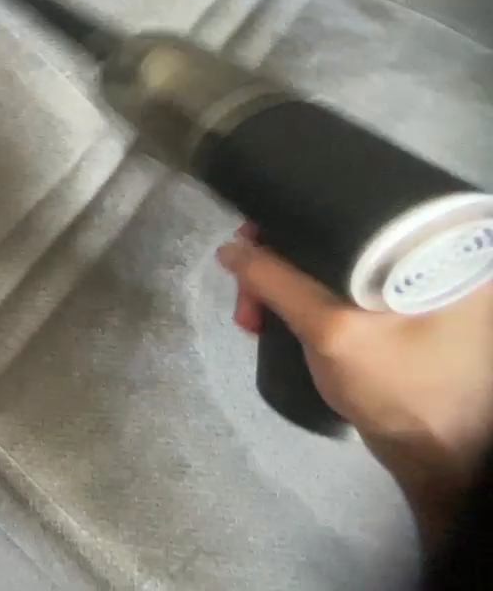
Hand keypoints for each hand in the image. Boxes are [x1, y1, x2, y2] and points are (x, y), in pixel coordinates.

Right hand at [219, 225, 492, 543]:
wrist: (443, 458)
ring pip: (329, 270)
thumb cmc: (400, 388)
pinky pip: (341, 292)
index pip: (352, 213)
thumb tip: (229, 248)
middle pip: (334, 243)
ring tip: (256, 320)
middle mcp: (439, 270)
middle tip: (248, 299)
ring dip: (282, 290)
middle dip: (276, 267)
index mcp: (442, 260)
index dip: (292, 221)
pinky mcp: (408, 318)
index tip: (253, 243)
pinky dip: (305, 303)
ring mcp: (423, 297)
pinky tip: (281, 323)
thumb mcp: (330, 331)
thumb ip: (275, 282)